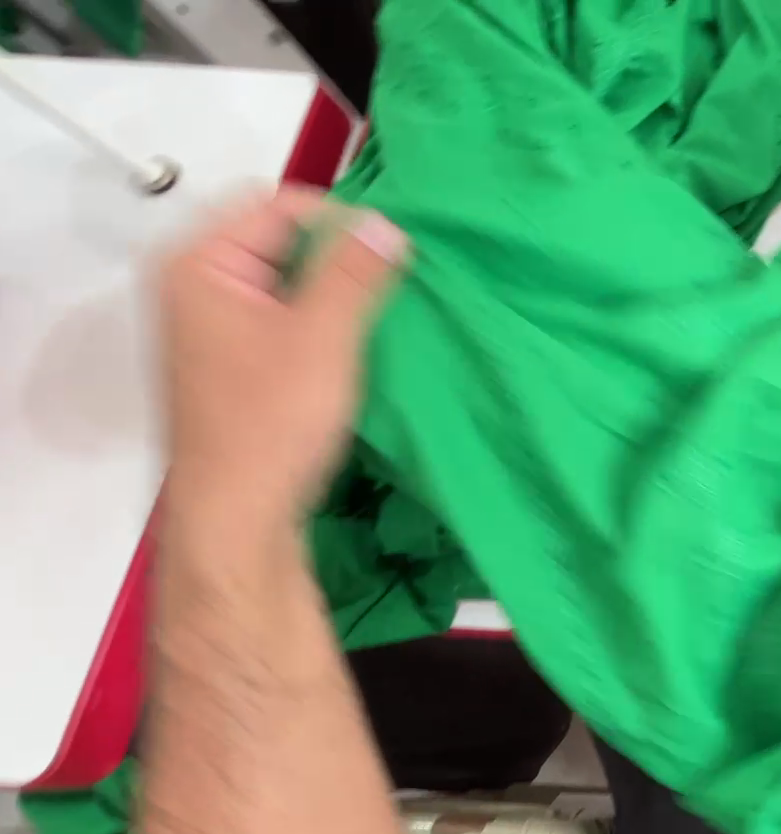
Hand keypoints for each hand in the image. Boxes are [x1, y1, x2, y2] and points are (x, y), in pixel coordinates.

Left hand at [157, 186, 407, 534]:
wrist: (243, 503)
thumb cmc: (275, 417)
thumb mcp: (324, 337)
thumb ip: (354, 275)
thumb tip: (388, 225)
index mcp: (200, 263)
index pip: (277, 205)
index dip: (343, 221)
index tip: (403, 253)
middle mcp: (198, 283)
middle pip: (283, 242)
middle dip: (346, 258)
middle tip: (404, 285)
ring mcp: (218, 323)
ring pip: (292, 283)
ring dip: (343, 293)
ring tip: (392, 315)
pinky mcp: (242, 357)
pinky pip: (291, 316)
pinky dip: (330, 321)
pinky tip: (364, 344)